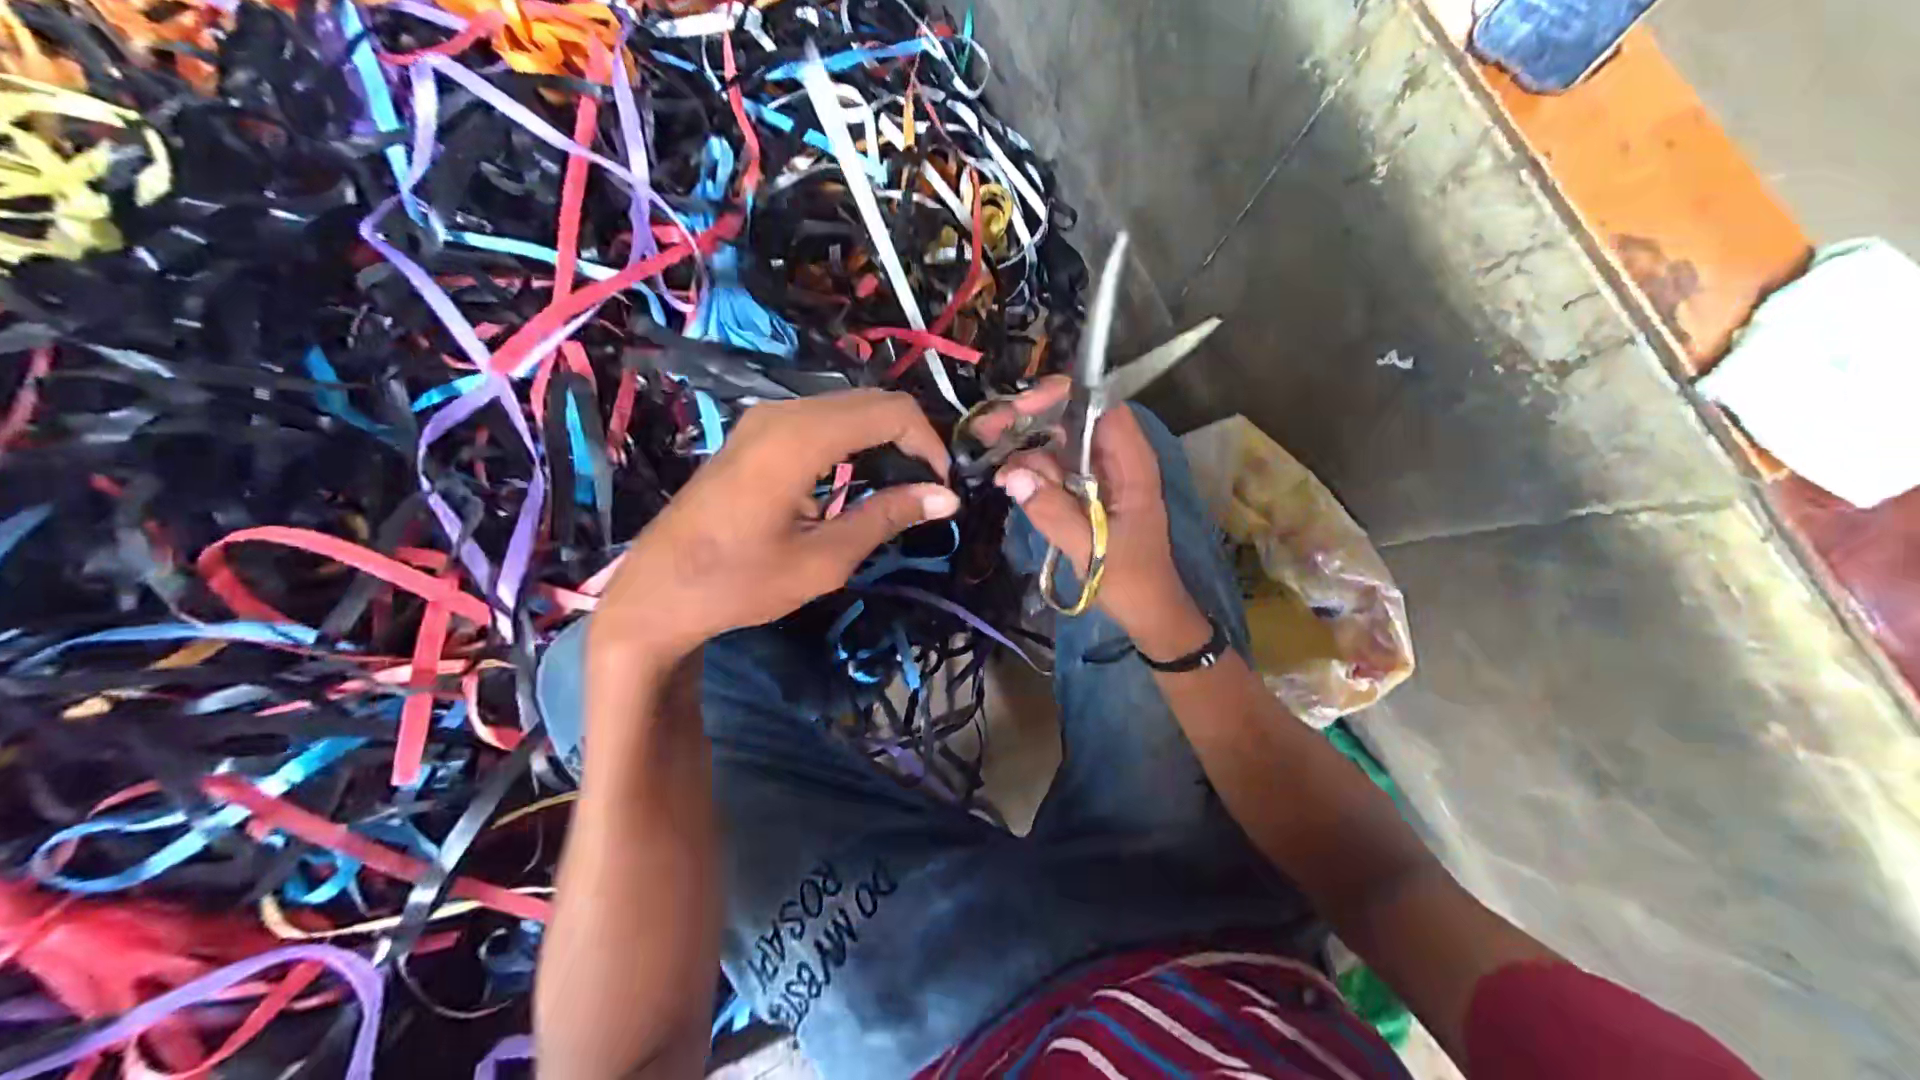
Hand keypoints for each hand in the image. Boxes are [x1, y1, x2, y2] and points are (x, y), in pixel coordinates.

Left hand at [592, 389, 957, 663]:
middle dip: (910, 438)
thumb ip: (886, 518)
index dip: (929, 443)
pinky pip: (820, 420)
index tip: (941, 487)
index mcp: (799, 438)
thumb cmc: (738, 583)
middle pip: (871, 401)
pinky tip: (856, 480)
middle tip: (926, 489)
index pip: (891, 411)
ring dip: (882, 439)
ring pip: (847, 407)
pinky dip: (852, 441)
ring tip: (898, 488)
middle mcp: (782, 413)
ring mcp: (763, 419)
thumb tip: (946, 498)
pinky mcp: (754, 434)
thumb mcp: (823, 559)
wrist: (655, 593)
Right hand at [977, 378, 1209, 657]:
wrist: (1148, 614)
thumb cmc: (1132, 581)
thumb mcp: (1093, 550)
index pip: (1103, 409)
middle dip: (1033, 420)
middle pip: (1074, 421)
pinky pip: (1055, 471)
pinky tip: (1006, 479)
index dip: (1064, 398)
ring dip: (1025, 447)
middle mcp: (1116, 462)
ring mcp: (1099, 477)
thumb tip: (1012, 476)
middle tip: (990, 431)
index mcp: (1132, 466)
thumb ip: (1054, 513)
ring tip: (992, 460)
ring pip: (1060, 444)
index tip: (1022, 407)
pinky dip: (1031, 472)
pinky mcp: (1083, 495)